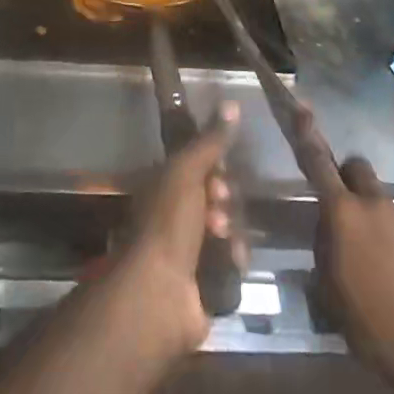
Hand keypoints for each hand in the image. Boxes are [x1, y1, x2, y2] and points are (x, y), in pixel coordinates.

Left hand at [0, 104, 239, 393]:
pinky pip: (233, 262)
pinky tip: (228, 263)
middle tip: (217, 210)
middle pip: (219, 200)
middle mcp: (177, 217)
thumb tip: (233, 102)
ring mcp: (192, 251)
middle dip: (224, 202)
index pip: (202, 170)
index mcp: (166, 189)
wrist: (159, 291)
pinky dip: (233, 260)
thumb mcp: (186, 172)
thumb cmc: (168, 223)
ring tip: (221, 240)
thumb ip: (210, 140)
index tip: (218, 176)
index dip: (215, 171)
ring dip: (231, 232)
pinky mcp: (209, 282)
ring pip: (230, 230)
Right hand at [303, 108, 393, 393]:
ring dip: (379, 225)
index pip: (318, 163)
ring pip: (386, 207)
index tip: (301, 109)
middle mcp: (377, 205)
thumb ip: (324, 251)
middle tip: (347, 217)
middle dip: (349, 183)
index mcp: (343, 215)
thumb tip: (328, 235)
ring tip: (384, 271)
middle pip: (358, 170)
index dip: (307, 135)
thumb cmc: (372, 328)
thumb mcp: (329, 293)